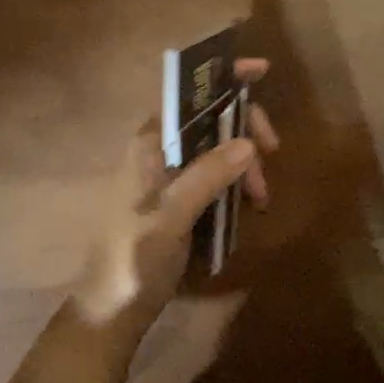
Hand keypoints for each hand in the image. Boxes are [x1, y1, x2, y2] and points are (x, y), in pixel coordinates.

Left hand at [75, 59, 278, 368]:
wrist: (110, 313)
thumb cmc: (134, 257)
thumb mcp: (172, 214)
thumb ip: (208, 174)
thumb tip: (248, 144)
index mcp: (150, 142)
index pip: (188, 93)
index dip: (223, 75)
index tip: (262, 69)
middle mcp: (160, 150)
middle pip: (211, 117)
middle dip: (245, 129)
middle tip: (273, 152)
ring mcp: (170, 175)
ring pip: (218, 147)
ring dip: (246, 162)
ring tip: (261, 197)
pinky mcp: (180, 199)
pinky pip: (216, 174)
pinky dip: (237, 180)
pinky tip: (250, 203)